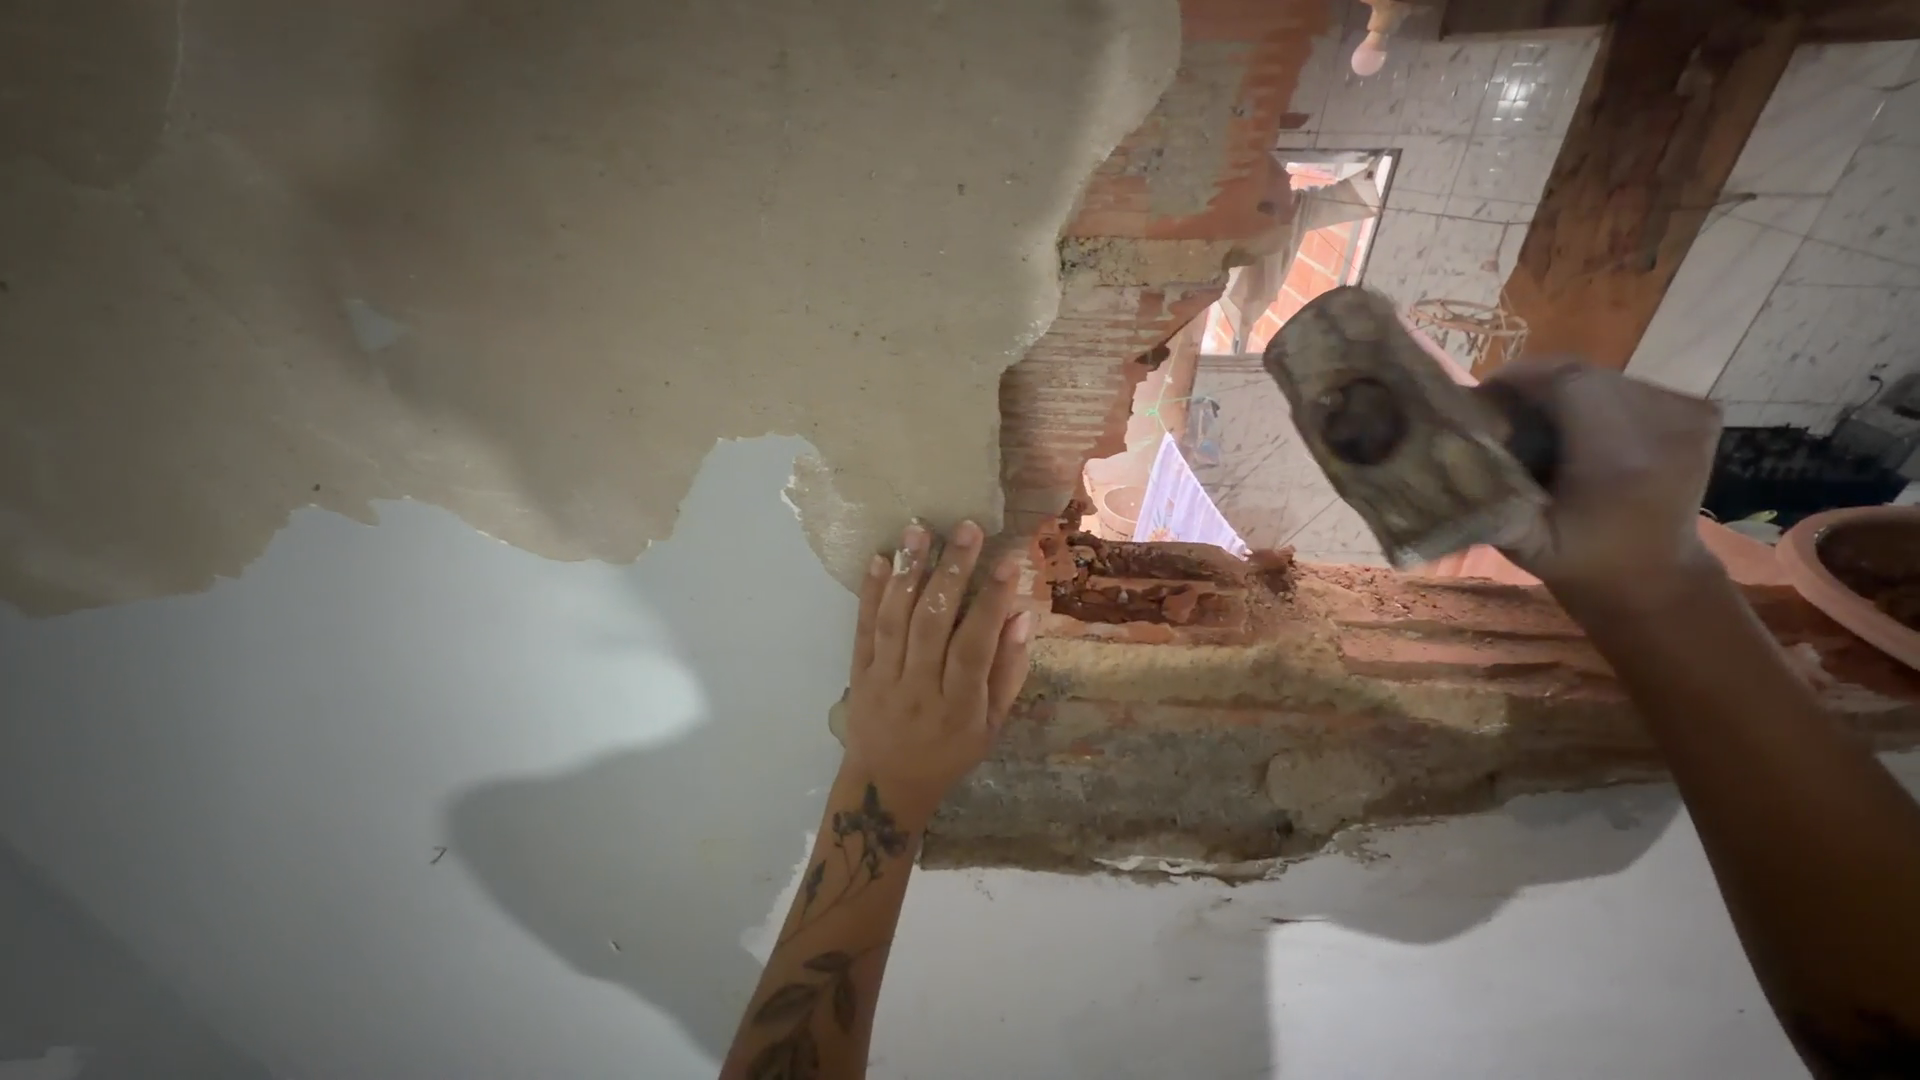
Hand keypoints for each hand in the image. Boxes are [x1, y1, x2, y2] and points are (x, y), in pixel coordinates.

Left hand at [843, 520, 1033, 823]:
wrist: (886, 785)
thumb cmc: (950, 753)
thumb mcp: (991, 725)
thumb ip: (1008, 672)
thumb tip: (1023, 617)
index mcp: (959, 706)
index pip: (974, 647)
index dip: (990, 604)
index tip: (1007, 562)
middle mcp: (919, 688)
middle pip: (933, 624)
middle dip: (951, 572)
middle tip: (967, 528)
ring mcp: (883, 679)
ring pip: (895, 620)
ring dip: (909, 572)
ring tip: (920, 530)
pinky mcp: (858, 672)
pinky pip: (863, 629)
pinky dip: (870, 593)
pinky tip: (881, 558)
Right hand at [1485, 359, 1723, 607]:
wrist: (1651, 575)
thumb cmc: (1577, 559)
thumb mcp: (1520, 537)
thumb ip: (1489, 492)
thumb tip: (1449, 442)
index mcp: (1621, 457)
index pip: (1567, 381)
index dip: (1519, 378)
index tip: (1481, 397)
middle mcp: (1665, 426)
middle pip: (1583, 374)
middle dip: (1535, 386)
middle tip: (1500, 413)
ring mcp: (1689, 415)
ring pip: (1604, 377)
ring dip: (1561, 391)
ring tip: (1534, 421)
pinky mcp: (1698, 412)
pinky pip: (1628, 386)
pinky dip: (1593, 398)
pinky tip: (1576, 427)